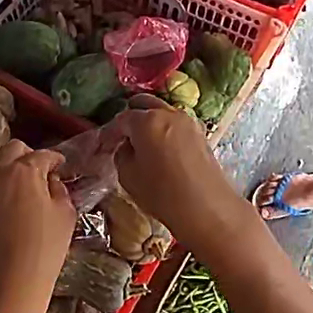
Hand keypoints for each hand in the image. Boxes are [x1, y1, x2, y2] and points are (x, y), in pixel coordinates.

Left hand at [0, 141, 74, 295]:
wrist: (10, 278)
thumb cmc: (45, 244)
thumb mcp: (65, 213)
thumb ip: (60, 190)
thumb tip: (52, 183)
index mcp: (24, 169)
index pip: (43, 154)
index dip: (56, 159)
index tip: (63, 166)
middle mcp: (1, 172)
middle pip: (13, 149)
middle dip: (30, 154)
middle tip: (45, 171)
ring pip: (1, 165)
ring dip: (16, 168)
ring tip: (34, 187)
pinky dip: (8, 184)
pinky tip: (22, 201)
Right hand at [108, 97, 255, 250]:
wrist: (207, 207)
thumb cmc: (161, 192)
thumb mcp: (128, 176)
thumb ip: (122, 154)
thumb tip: (127, 146)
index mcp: (146, 120)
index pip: (122, 119)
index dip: (111, 132)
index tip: (105, 144)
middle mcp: (168, 113)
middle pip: (145, 104)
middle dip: (132, 117)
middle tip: (124, 136)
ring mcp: (188, 122)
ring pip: (164, 112)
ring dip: (151, 121)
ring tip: (144, 142)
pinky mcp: (202, 134)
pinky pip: (177, 125)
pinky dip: (167, 130)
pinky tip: (163, 148)